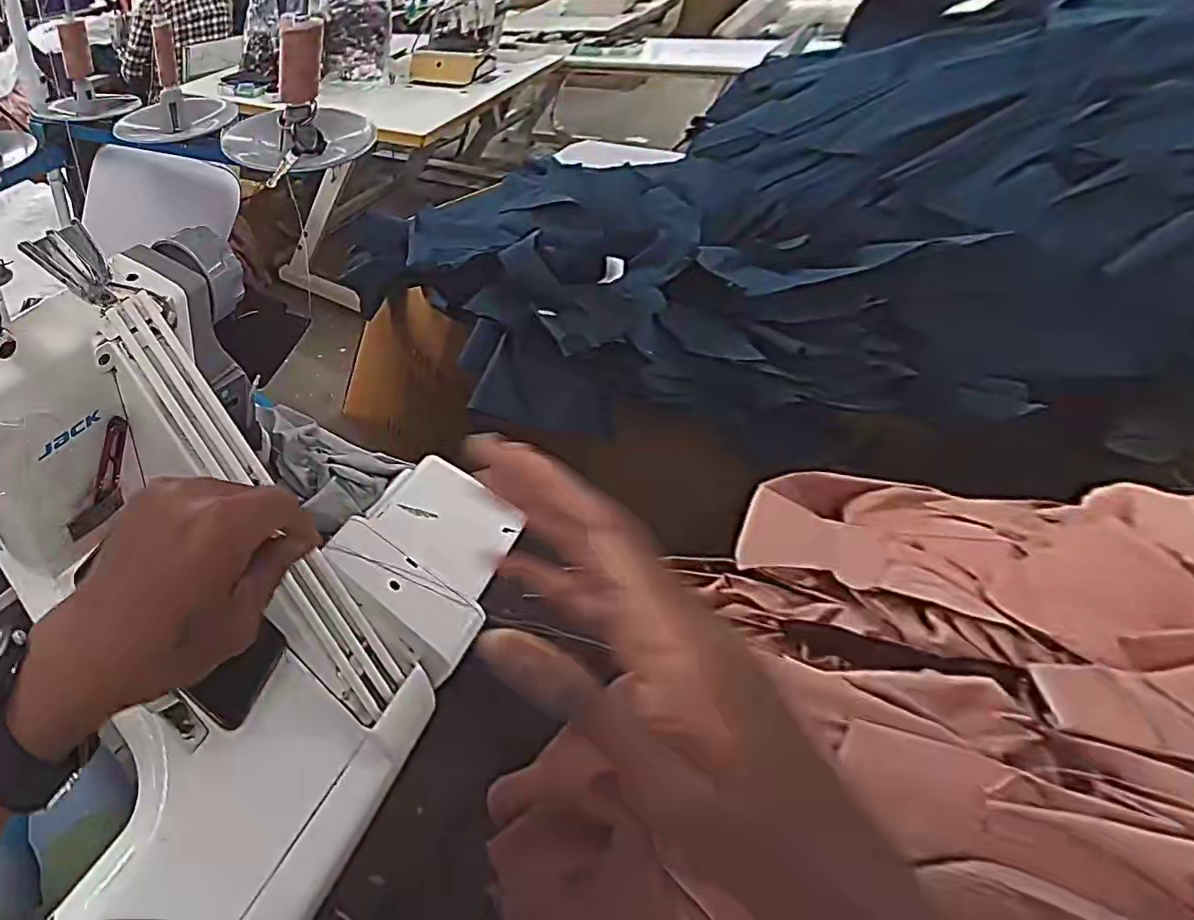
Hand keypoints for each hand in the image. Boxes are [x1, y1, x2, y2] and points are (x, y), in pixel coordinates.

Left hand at [7, 478, 317, 758]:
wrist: (93, 648)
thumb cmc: (152, 646)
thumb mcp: (236, 621)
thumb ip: (270, 573)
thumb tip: (285, 550)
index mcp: (221, 524)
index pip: (279, 502)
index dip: (299, 524)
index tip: (300, 540)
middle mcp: (189, 499)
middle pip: (249, 493)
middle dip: (265, 523)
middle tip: (270, 557)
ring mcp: (161, 497)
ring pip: (218, 493)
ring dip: (232, 519)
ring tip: (226, 564)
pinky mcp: (141, 503)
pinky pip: (188, 497)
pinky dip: (201, 517)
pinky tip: (197, 555)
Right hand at [468, 436, 932, 919]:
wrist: (839, 883)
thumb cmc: (762, 836)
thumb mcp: (657, 775)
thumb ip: (573, 697)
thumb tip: (501, 642)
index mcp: (677, 635)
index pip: (602, 532)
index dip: (548, 484)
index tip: (505, 454)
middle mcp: (681, 621)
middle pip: (600, 534)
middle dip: (541, 491)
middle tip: (491, 463)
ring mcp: (680, 638)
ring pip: (602, 563)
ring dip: (548, 530)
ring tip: (499, 506)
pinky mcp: (676, 659)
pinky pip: (609, 601)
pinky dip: (564, 579)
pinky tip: (530, 577)